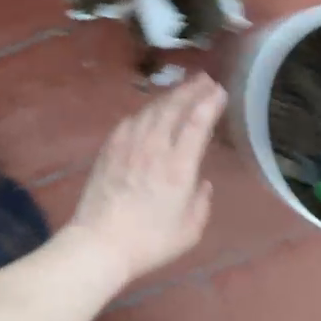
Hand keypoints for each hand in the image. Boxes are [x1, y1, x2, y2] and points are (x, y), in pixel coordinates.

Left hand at [61, 74, 226, 284]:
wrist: (101, 240)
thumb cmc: (150, 241)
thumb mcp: (190, 229)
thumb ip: (201, 201)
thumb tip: (202, 182)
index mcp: (178, 167)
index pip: (196, 124)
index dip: (209, 103)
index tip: (219, 90)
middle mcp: (153, 147)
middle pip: (173, 108)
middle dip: (190, 90)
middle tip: (204, 79)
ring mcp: (128, 144)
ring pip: (151, 110)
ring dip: (169, 96)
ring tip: (183, 89)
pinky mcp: (110, 147)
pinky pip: (131, 120)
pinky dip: (147, 110)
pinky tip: (151, 110)